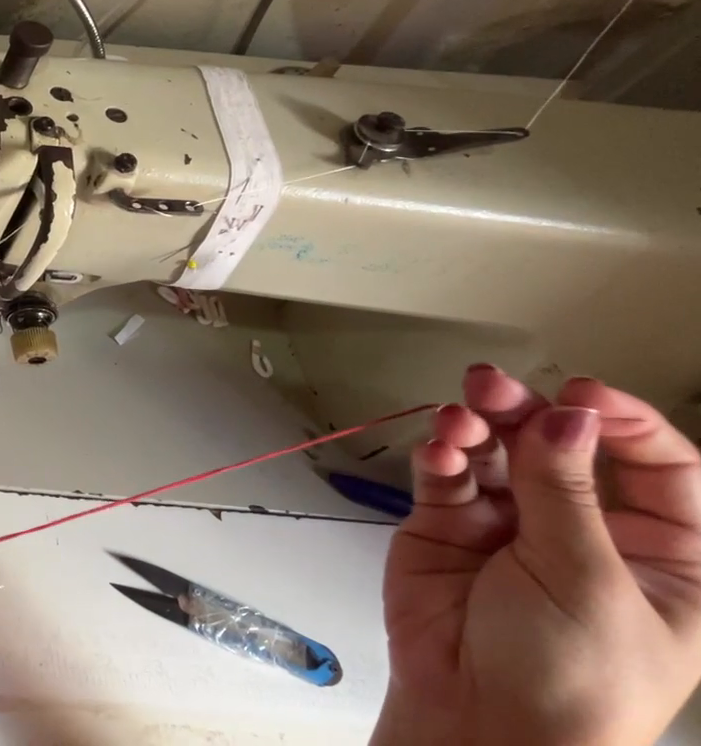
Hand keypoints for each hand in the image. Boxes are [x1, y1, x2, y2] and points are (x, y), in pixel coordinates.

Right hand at [374, 366, 700, 745]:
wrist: (480, 715)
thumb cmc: (572, 669)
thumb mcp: (588, 580)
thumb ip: (566, 493)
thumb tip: (565, 415)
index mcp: (660, 551)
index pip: (657, 468)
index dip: (621, 424)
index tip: (578, 395)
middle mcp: (583, 528)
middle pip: (558, 449)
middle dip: (525, 413)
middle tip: (489, 386)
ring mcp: (508, 524)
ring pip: (493, 455)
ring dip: (474, 429)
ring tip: (456, 418)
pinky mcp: (445, 525)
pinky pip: (445, 479)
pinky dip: (439, 460)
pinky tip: (439, 454)